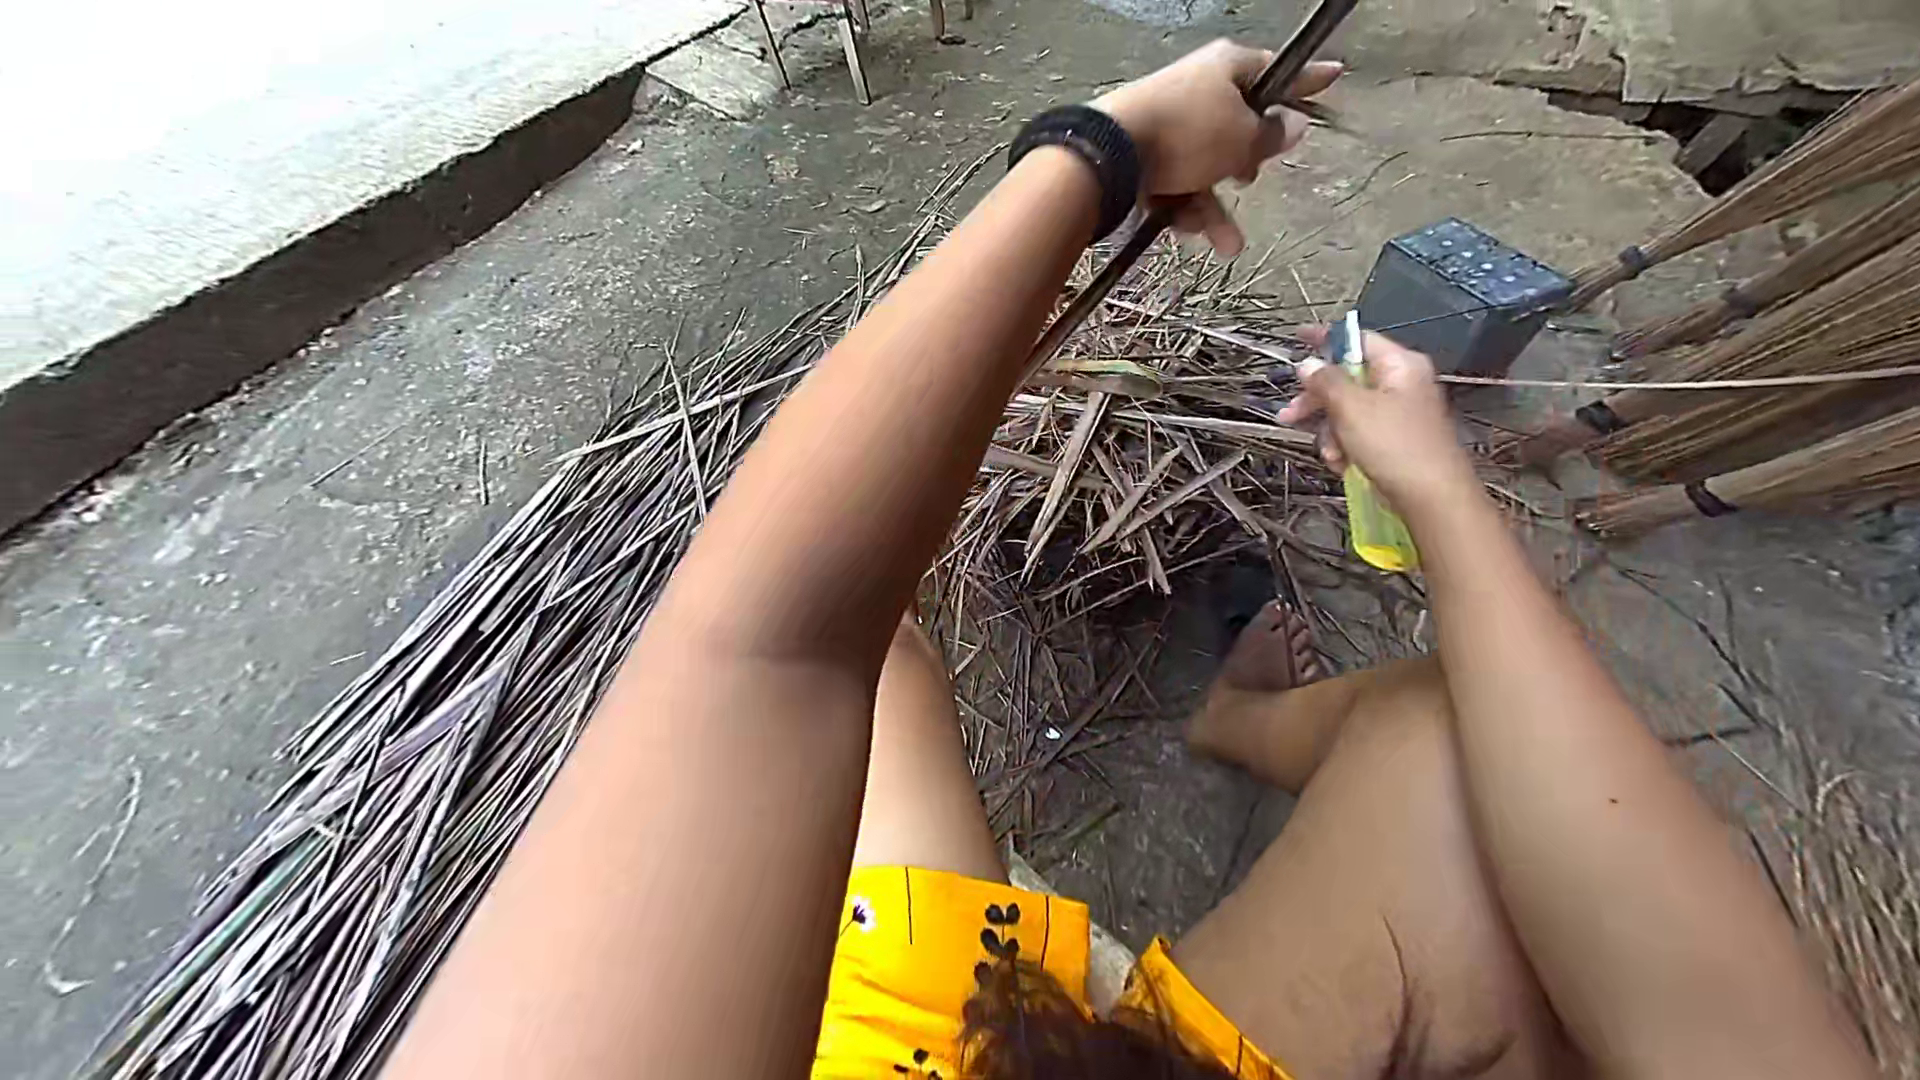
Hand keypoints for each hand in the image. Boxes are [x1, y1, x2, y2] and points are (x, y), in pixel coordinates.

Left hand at [1093, 41, 1341, 256]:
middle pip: (1233, 132)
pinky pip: (1173, 186)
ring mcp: (1165, 129)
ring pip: (1202, 171)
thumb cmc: (1187, 135)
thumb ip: (1270, 137)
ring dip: (1214, 210)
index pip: (1276, 74)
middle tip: (1246, 179)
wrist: (1112, 156)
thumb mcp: (1241, 138)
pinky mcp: (1141, 161)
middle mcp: (1196, 93)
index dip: (1306, 82)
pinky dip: (1182, 209)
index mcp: (1227, 69)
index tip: (1333, 77)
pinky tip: (1186, 230)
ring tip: (1228, 244)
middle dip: (1242, 166)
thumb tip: (1292, 127)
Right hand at [1277, 327, 1480, 519]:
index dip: (1325, 339)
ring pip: (1344, 410)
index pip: (1357, 340)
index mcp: (1399, 366)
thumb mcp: (1352, 409)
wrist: (1429, 496)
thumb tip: (1307, 363)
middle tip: (1289, 416)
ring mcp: (1395, 412)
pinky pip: (1353, 432)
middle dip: (1316, 401)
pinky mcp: (1389, 438)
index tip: (1296, 338)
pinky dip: (1342, 446)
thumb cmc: (1394, 446)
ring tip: (1330, 454)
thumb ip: (1326, 382)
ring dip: (1328, 431)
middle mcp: (1399, 383)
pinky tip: (1342, 463)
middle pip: (1344, 379)